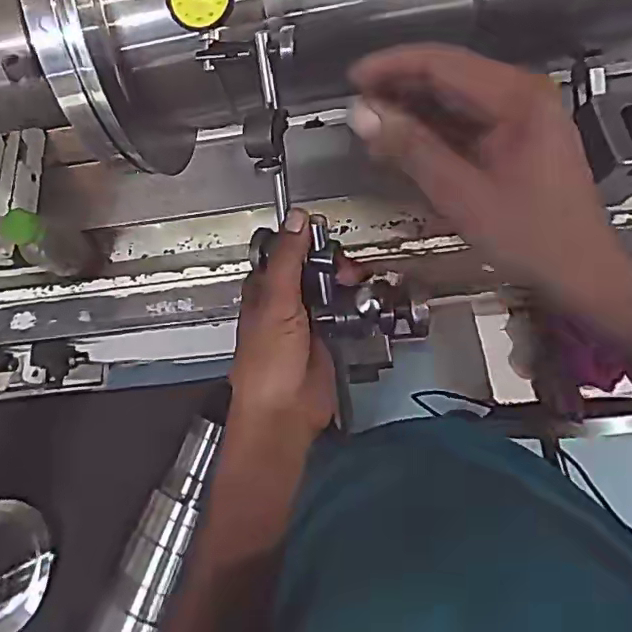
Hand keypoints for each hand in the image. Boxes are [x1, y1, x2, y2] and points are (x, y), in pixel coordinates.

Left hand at [229, 208, 339, 440]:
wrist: (285, 413)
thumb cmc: (268, 359)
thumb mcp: (276, 300)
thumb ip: (287, 258)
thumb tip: (295, 218)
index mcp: (264, 286)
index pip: (285, 248)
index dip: (304, 237)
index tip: (325, 232)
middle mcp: (285, 298)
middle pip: (313, 265)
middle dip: (332, 261)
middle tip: (346, 268)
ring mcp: (308, 317)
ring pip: (330, 285)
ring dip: (347, 281)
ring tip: (359, 284)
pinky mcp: (328, 335)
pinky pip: (345, 310)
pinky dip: (356, 302)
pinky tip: (366, 300)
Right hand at [347, 44, 631, 301]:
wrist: (584, 272)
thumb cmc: (531, 236)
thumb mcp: (461, 193)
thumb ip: (410, 148)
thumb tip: (363, 115)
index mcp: (517, 98)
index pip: (441, 62)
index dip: (391, 66)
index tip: (354, 78)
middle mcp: (522, 94)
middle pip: (448, 74)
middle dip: (398, 87)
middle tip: (359, 106)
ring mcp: (523, 113)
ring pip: (454, 95)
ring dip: (413, 108)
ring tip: (374, 127)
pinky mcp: (518, 134)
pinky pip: (467, 118)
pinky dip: (433, 128)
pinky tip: (404, 143)